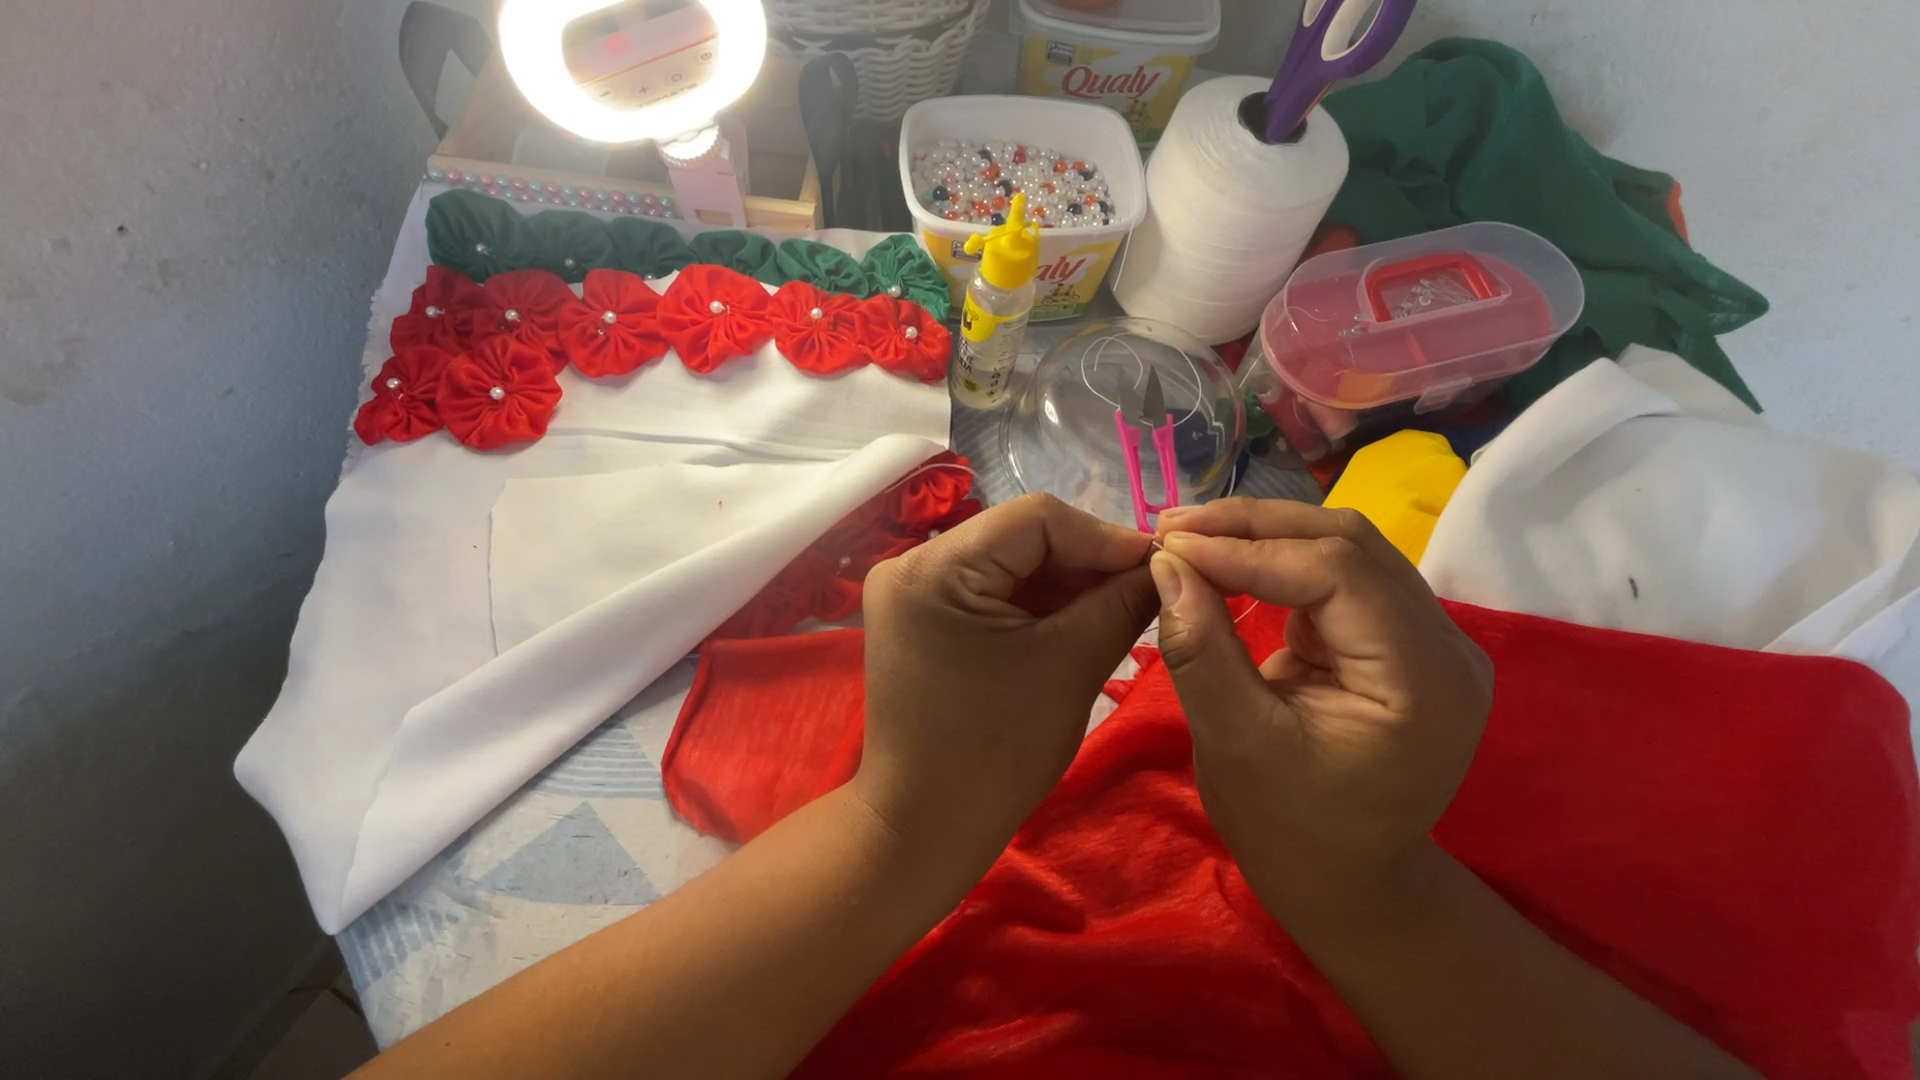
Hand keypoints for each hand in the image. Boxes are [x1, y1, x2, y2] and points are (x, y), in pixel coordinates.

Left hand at [854, 494, 1158, 868]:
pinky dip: (1037, 604)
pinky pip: (990, 592)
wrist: (927, 826)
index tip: (1160, 563)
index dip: (1104, 536)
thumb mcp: (1070, 666)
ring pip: (1008, 564)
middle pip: (1019, 538)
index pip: (1034, 519)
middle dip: (1086, 562)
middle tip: (1146, 588)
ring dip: (1066, 584)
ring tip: (1121, 606)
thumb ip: (1121, 602)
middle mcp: (910, 565)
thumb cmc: (998, 752)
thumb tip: (1166, 564)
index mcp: (933, 568)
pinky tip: (1079, 621)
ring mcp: (912, 592)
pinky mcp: (922, 618)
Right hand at [1148, 499, 1493, 924]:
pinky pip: (1337, 576)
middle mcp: (1446, 646)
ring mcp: (1429, 639)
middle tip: (1172, 528)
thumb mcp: (1233, 743)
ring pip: (1345, 549)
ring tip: (1190, 536)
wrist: (1346, 882)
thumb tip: (1166, 564)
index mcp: (1423, 682)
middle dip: (1254, 527)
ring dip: (1263, 535)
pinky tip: (1227, 561)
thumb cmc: (1289, 829)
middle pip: (1350, 545)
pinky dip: (1276, 561)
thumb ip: (1200, 648)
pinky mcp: (1397, 639)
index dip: (1249, 550)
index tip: (1171, 546)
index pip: (1338, 575)